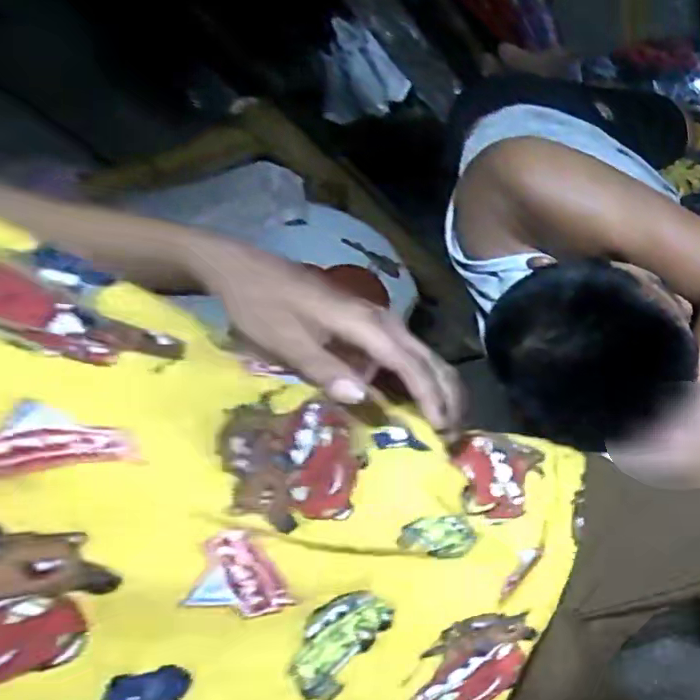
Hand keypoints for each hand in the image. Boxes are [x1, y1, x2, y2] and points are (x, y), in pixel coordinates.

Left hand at [185, 236, 462, 431]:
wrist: (246, 267)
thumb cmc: (262, 304)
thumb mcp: (283, 339)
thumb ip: (322, 368)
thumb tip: (360, 398)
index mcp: (370, 328)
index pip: (413, 368)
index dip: (430, 399)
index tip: (440, 427)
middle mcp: (390, 325)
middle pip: (436, 365)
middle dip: (450, 400)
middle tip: (454, 432)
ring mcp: (389, 325)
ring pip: (434, 362)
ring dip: (446, 392)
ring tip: (448, 420)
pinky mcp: (383, 328)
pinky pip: (418, 359)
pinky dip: (430, 382)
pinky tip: (426, 400)